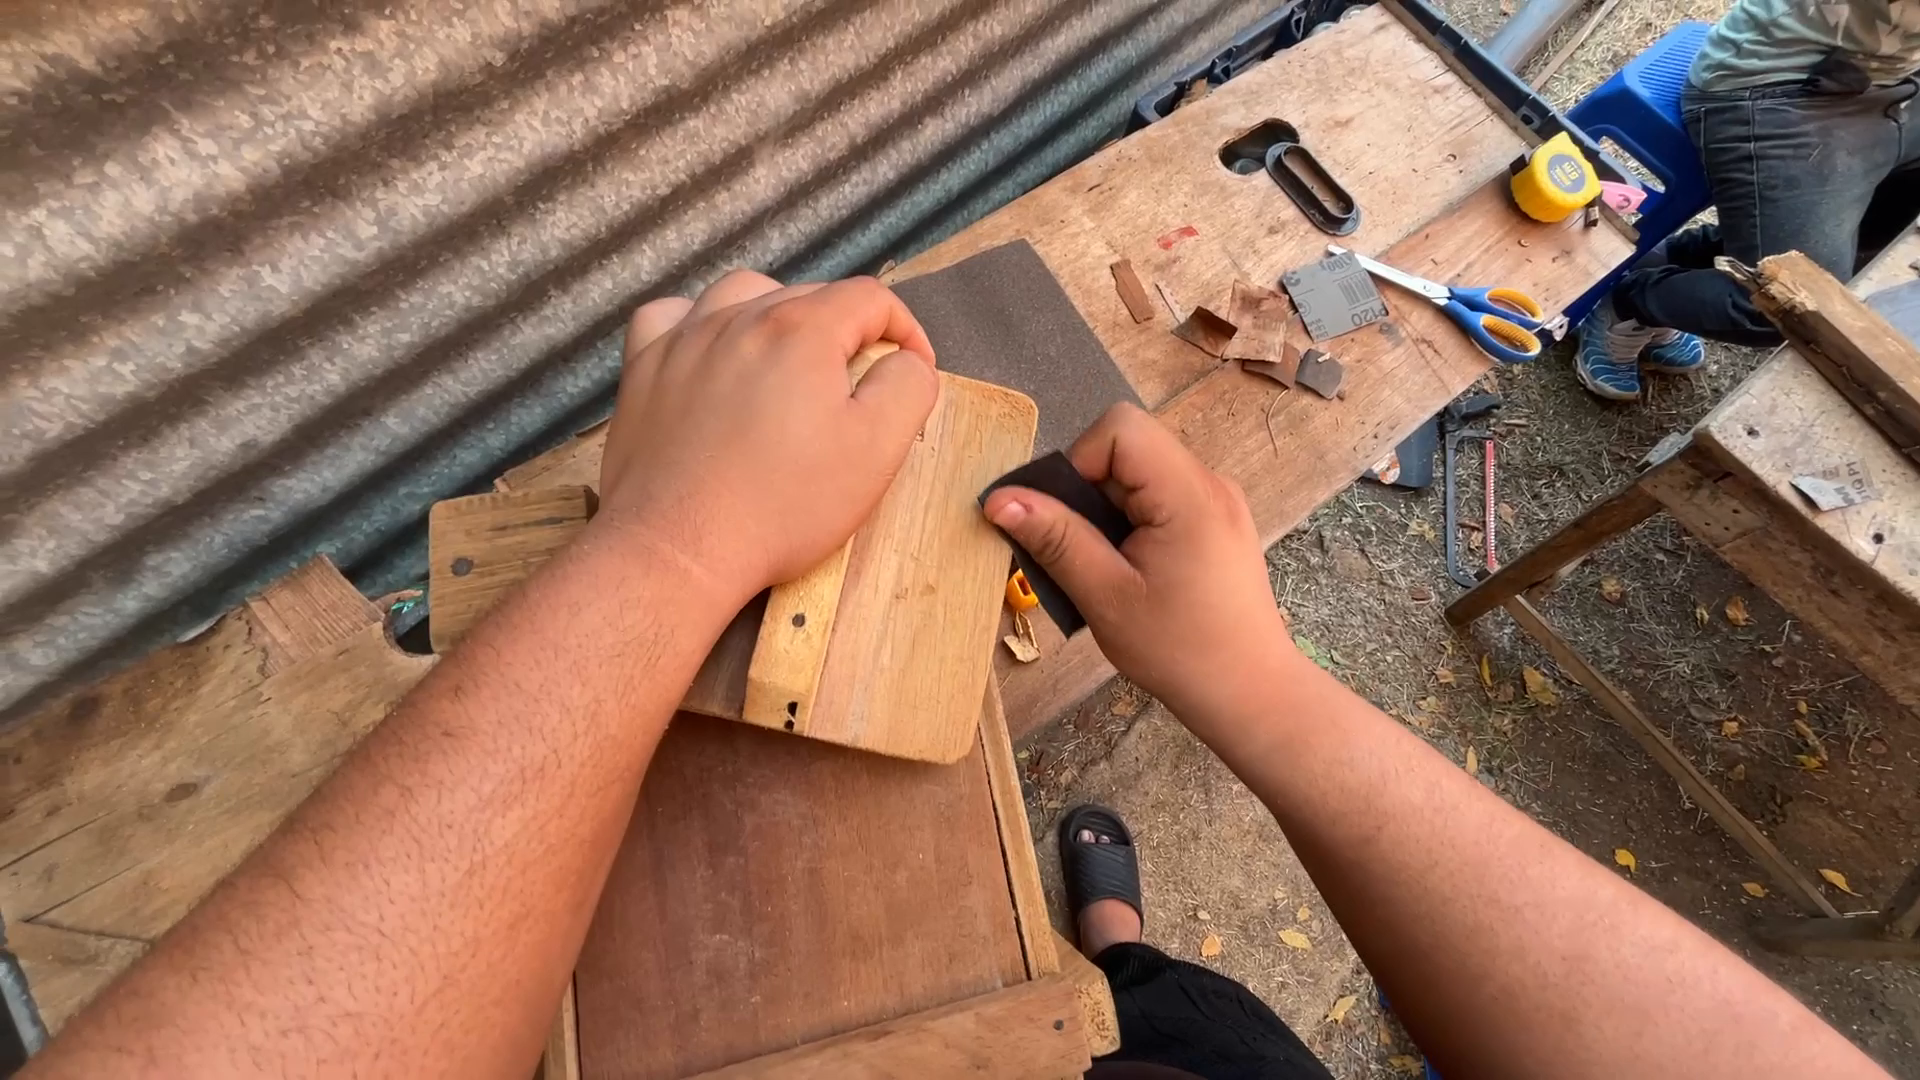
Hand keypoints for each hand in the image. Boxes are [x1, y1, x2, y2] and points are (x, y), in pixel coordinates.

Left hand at [596, 270, 938, 605]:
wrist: (682, 549)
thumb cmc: (787, 505)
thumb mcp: (877, 451)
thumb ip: (907, 388)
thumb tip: (908, 361)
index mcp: (802, 330)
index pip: (870, 299)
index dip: (905, 330)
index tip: (911, 370)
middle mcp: (740, 318)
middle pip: (811, 296)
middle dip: (848, 331)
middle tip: (858, 388)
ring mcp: (684, 340)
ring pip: (743, 293)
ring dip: (780, 314)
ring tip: (791, 360)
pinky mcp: (644, 370)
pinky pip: (673, 316)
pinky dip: (702, 322)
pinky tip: (715, 353)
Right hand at [981, 404, 1295, 727]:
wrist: (1250, 694)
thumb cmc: (1179, 651)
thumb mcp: (1106, 597)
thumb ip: (1055, 539)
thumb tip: (999, 498)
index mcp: (1189, 493)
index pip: (1120, 428)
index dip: (1079, 461)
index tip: (1066, 519)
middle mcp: (1209, 483)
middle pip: (1128, 449)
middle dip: (1088, 492)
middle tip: (1079, 552)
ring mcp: (1216, 502)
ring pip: (1138, 475)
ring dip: (1105, 512)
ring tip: (1104, 568)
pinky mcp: (1215, 523)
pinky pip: (1157, 498)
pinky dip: (1127, 523)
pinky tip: (1128, 570)